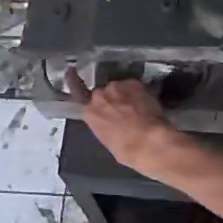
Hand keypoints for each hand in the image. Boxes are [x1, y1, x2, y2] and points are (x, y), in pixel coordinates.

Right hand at [64, 69, 189, 178]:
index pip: (76, 89)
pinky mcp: (135, 83)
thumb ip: (103, 124)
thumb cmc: (127, 150)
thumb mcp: (107, 140)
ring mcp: (117, 87)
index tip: (72, 72)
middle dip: (110, 98)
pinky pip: (132, 85)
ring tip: (136, 107)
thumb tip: (110, 122)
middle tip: (121, 110)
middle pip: (102, 92)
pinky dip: (137, 92)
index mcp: (89, 112)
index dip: (73, 79)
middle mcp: (100, 95)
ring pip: (118, 87)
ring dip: (124, 94)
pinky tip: (144, 103)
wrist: (150, 141)